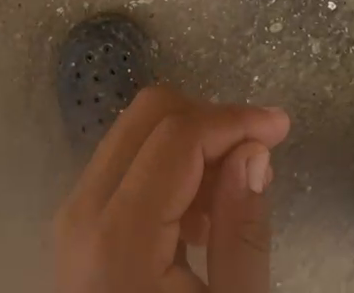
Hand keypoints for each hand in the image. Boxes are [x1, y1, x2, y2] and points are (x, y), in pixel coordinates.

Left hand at [54, 86, 289, 292]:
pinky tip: (198, 217)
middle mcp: (81, 210)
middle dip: (209, 120)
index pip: (176, 136)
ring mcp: (71, 216)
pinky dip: (166, 166)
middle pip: (146, 116)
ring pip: (132, 133)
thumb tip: (252, 150)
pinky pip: (122, 163)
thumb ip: (241, 230)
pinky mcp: (75, 227)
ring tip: (230, 200)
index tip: (282, 127)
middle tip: (259, 154)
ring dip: (189, 142)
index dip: (232, 119)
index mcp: (117, 236)